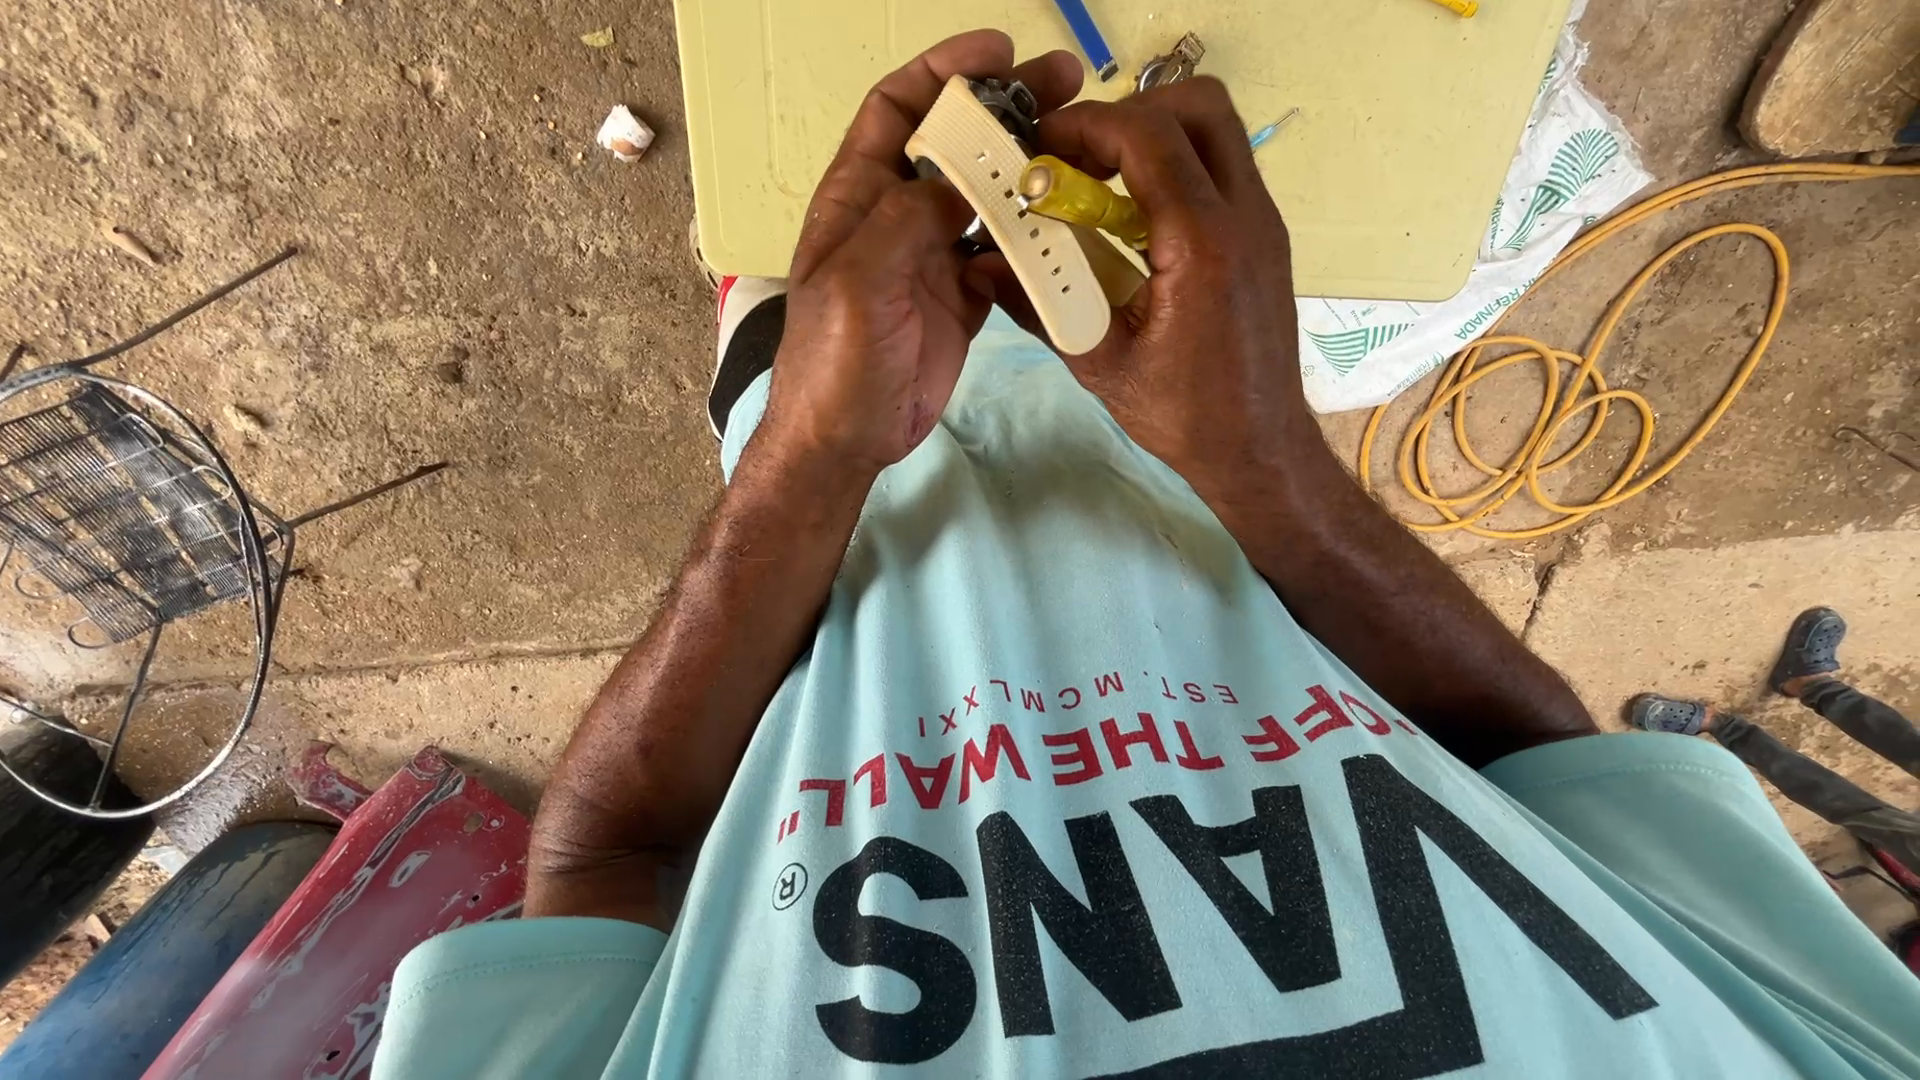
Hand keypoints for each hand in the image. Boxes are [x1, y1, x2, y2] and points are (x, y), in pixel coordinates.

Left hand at [757, 31, 1082, 477]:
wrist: (849, 438)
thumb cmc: (836, 362)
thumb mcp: (859, 283)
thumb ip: (905, 220)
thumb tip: (961, 177)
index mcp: (857, 200)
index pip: (897, 112)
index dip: (942, 73)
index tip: (997, 52)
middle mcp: (896, 219)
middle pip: (953, 145)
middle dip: (1003, 109)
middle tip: (1066, 83)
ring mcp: (932, 259)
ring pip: (985, 197)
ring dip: (1025, 169)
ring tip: (1080, 142)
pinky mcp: (961, 298)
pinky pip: (1001, 253)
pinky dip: (1030, 235)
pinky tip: (1063, 222)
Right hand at [998, 78, 1322, 496]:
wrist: (1259, 447)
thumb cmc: (1183, 416)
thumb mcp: (1100, 364)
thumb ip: (1041, 305)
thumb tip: (983, 267)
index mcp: (1202, 246)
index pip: (1148, 138)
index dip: (1086, 127)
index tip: (1041, 149)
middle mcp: (1245, 217)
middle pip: (1197, 107)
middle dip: (1129, 115)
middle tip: (1080, 159)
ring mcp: (1263, 224)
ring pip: (1217, 132)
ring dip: (1155, 139)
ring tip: (1101, 186)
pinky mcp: (1265, 238)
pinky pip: (1222, 171)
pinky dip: (1175, 171)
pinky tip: (1135, 223)